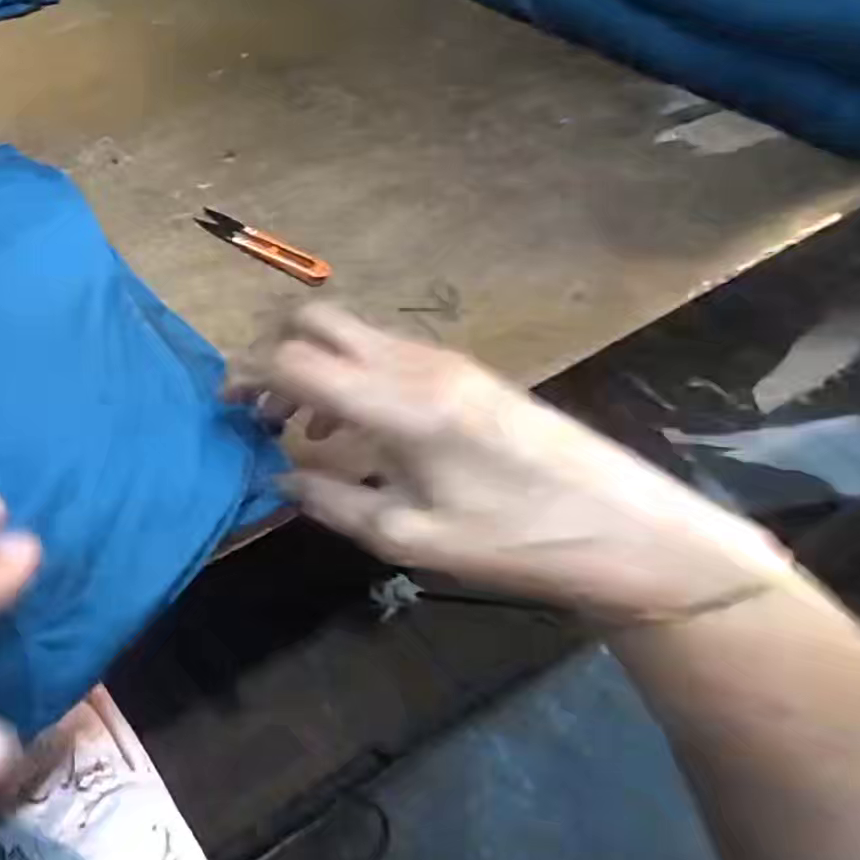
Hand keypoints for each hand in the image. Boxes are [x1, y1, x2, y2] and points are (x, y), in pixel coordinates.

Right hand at [230, 304, 791, 624]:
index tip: (226, 403)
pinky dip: (343, 374)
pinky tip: (350, 429)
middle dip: (271, 351)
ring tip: (296, 424)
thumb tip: (277, 476)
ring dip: (307, 364)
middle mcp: (412, 364)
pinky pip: (378, 351)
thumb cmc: (517, 540)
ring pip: (346, 332)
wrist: (633, 531)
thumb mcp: (411, 535)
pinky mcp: (458, 368)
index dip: (248, 374)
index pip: (295, 360)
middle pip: (315, 320)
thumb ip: (330, 501)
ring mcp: (438, 360)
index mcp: (398, 405)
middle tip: (257, 404)